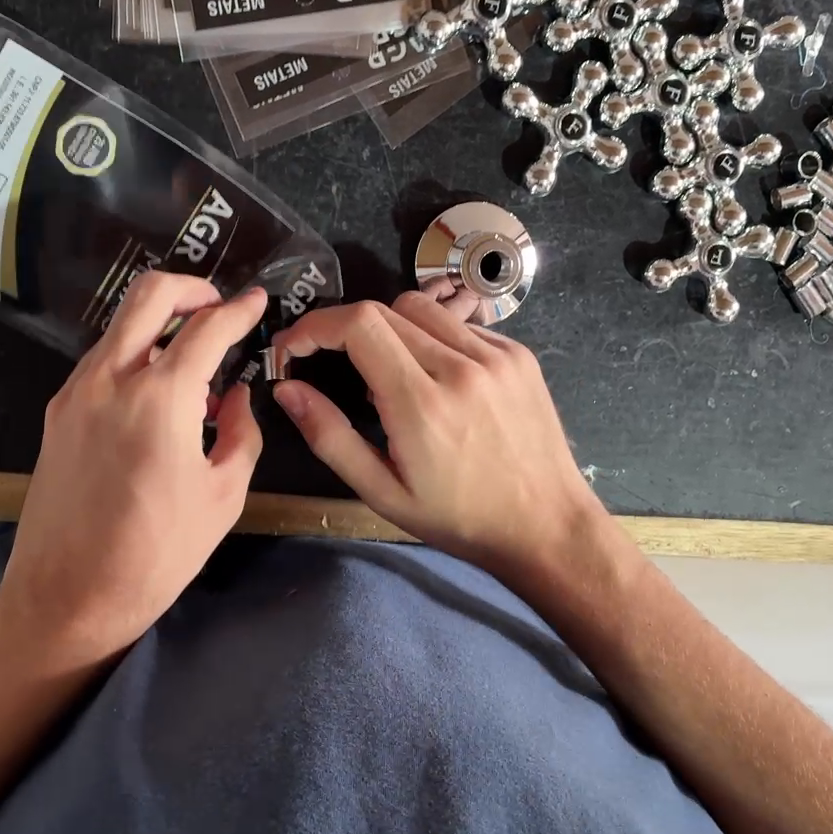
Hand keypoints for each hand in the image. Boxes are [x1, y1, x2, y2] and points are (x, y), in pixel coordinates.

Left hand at [0, 273, 265, 669]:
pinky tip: (158, 397)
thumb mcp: (223, 494)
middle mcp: (110, 380)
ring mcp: (76, 394)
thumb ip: (240, 432)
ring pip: (120, 327)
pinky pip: (102, 362)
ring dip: (160, 326)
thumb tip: (237, 395)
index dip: (240, 310)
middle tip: (218, 305)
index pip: (206, 329)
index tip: (259, 301)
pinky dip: (135, 358)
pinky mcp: (57, 414)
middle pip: (147, 296)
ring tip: (194, 367)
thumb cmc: (158, 553)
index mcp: (160, 399)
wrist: (70, 596)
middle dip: (190, 288)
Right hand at [271, 292, 611, 579]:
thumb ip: (330, 437)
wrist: (546, 525)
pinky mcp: (518, 355)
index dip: (316, 325)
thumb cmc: (459, 518)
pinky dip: (432, 339)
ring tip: (389, 373)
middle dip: (346, 330)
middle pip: (385, 309)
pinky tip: (436, 379)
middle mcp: (461, 366)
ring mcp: (496, 355)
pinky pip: (459, 326)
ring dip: (389, 328)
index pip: (358, 324)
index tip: (295, 347)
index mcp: (422, 403)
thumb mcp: (383, 492)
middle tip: (335, 365)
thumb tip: (286, 389)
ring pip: (423, 308)